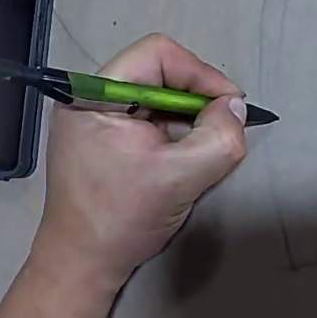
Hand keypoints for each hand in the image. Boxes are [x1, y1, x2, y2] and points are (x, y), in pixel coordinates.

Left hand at [30, 34, 249, 290]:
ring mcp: (93, 119)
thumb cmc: (121, 219)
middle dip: (195, 98)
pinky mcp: (101, 139)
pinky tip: (183, 157)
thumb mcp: (180, 178)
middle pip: (156, 73)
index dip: (199, 73)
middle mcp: (89, 98)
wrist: (81, 263)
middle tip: (223, 126)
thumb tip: (235, 106)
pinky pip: (145, 119)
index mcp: (95, 96)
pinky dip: (171, 132)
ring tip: (203, 146)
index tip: (228, 105)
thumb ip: (218, 138)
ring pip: (153, 98)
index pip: (156, 54)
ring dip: (186, 117)